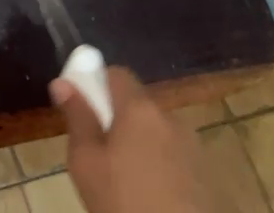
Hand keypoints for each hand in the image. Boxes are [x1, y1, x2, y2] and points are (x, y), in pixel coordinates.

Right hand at [53, 67, 216, 212]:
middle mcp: (172, 120)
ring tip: (127, 180)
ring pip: (158, 133)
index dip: (97, 83)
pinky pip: (177, 158)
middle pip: (138, 105)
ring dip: (142, 144)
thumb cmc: (126, 203)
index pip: (117, 73)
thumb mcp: (86, 163)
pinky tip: (154, 196)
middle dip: (118, 120)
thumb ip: (77, 118)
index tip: (84, 108)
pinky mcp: (210, 178)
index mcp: (140, 110)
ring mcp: (196, 150)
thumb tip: (63, 82)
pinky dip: (163, 167)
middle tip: (100, 153)